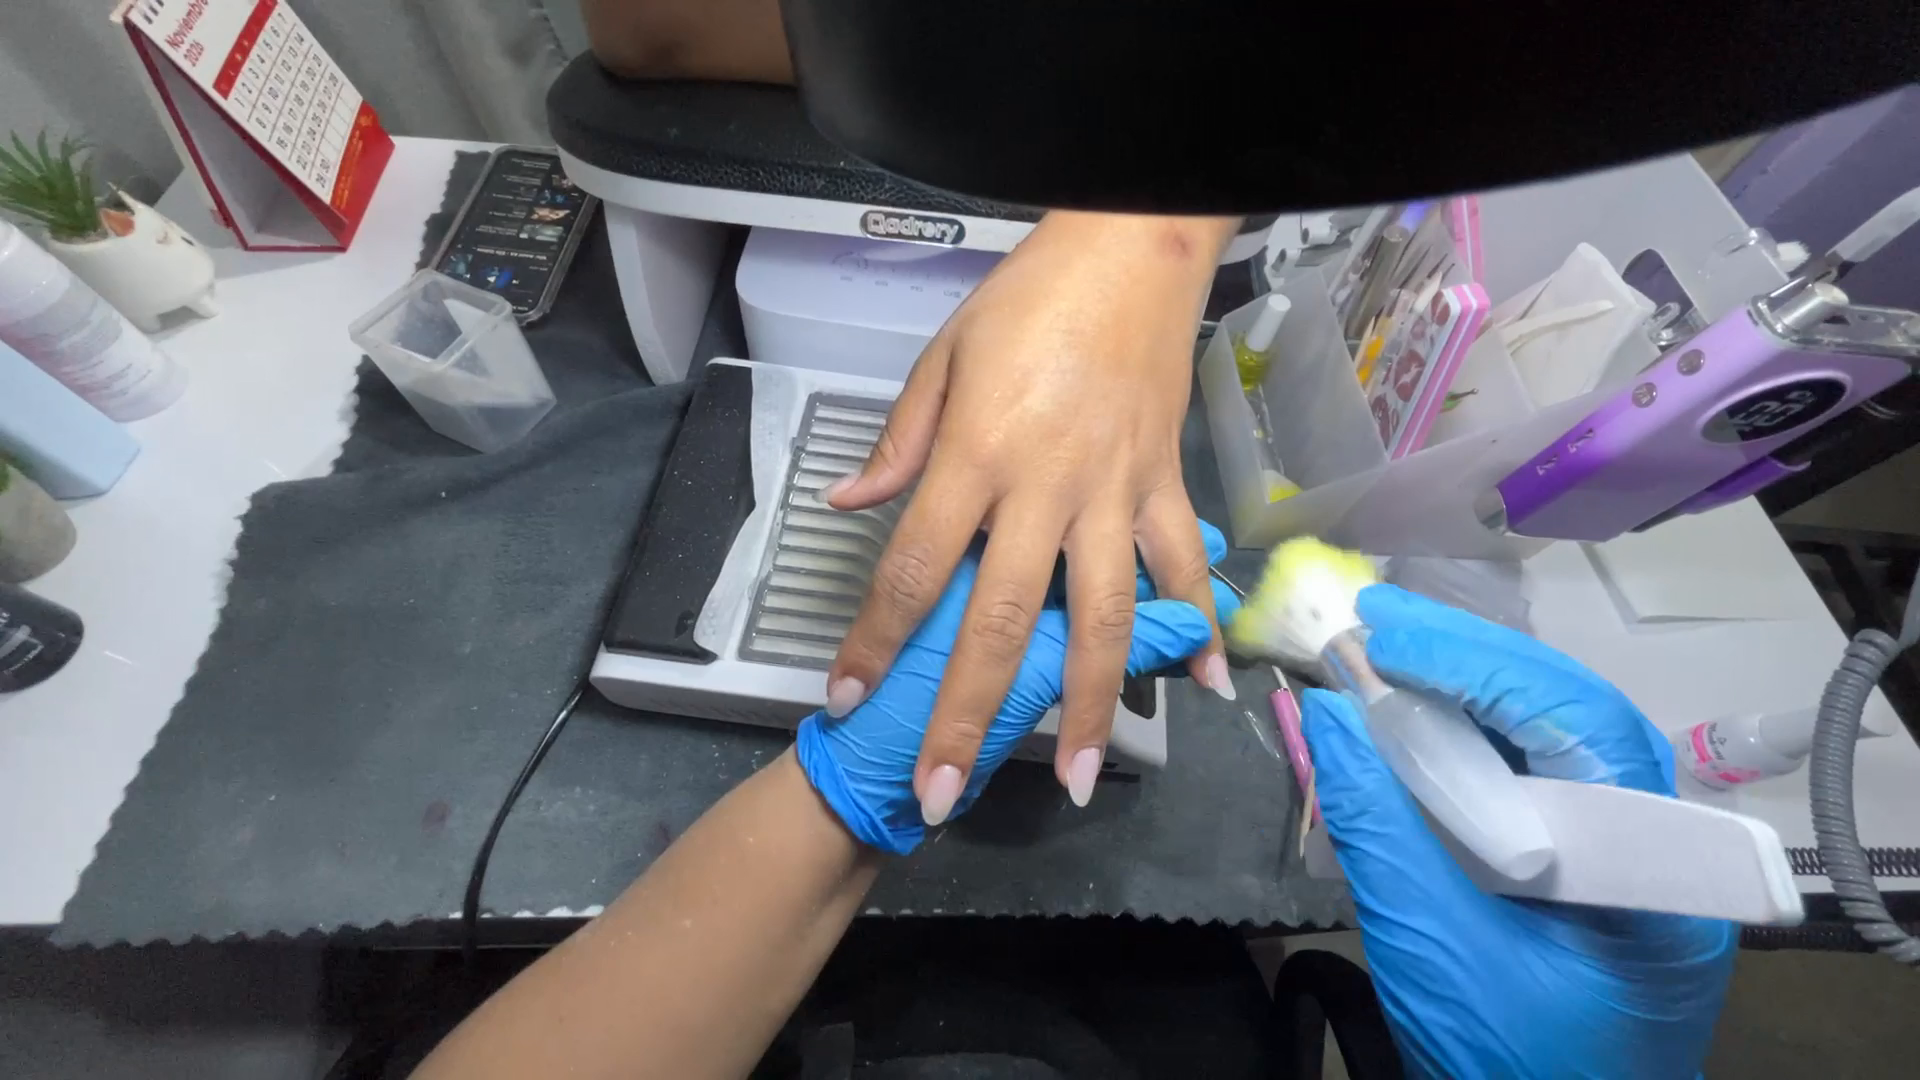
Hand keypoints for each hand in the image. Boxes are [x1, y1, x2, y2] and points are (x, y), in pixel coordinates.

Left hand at [824, 211, 1242, 824]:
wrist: (1129, 245)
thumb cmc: (1023, 298)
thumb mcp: (941, 357)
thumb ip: (898, 442)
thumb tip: (847, 505)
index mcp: (975, 455)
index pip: (912, 567)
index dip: (877, 639)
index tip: (848, 698)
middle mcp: (1043, 489)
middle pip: (1002, 619)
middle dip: (969, 713)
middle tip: (941, 792)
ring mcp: (1115, 492)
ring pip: (1103, 615)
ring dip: (1093, 703)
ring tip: (1083, 778)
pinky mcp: (1166, 482)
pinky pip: (1181, 564)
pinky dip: (1196, 625)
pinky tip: (1204, 687)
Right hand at [1300, 585, 1735, 1078]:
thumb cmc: (1500, 1053)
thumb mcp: (1429, 941)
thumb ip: (1378, 822)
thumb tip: (1327, 711)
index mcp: (1648, 872)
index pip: (1577, 724)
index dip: (1477, 666)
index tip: (1382, 641)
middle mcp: (1644, 837)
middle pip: (1563, 707)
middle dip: (1465, 651)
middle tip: (1373, 614)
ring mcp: (1605, 837)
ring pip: (1538, 723)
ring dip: (1457, 672)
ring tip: (1380, 637)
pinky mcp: (1563, 843)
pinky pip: (1510, 757)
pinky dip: (1449, 716)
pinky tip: (1400, 695)